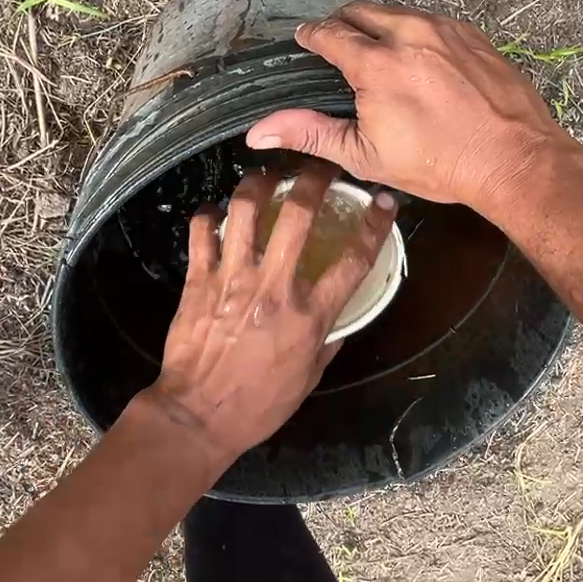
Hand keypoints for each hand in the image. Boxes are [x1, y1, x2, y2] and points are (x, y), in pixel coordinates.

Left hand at [143, 166, 396, 466]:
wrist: (198, 416)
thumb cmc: (259, 403)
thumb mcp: (310, 376)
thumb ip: (328, 338)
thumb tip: (342, 313)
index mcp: (309, 315)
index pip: (353, 261)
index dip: (374, 225)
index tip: (384, 201)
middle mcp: (273, 286)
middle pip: (299, 215)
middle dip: (313, 179)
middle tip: (319, 165)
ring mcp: (232, 278)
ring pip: (245, 210)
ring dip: (258, 183)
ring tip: (265, 175)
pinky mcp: (199, 278)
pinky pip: (202, 231)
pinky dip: (209, 214)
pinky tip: (216, 211)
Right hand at [246, 2, 573, 214]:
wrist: (513, 158)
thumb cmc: (438, 162)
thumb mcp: (365, 155)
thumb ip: (310, 133)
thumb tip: (258, 132)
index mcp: (376, 64)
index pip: (329, 32)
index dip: (312, 35)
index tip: (305, 38)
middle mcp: (408, 34)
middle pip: (360, 11)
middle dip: (343, 23)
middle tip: (338, 45)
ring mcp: (444, 29)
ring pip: (396, 12)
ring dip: (379, 24)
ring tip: (377, 50)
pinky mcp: (470, 34)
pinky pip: (430, 20)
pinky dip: (414, 31)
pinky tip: (419, 58)